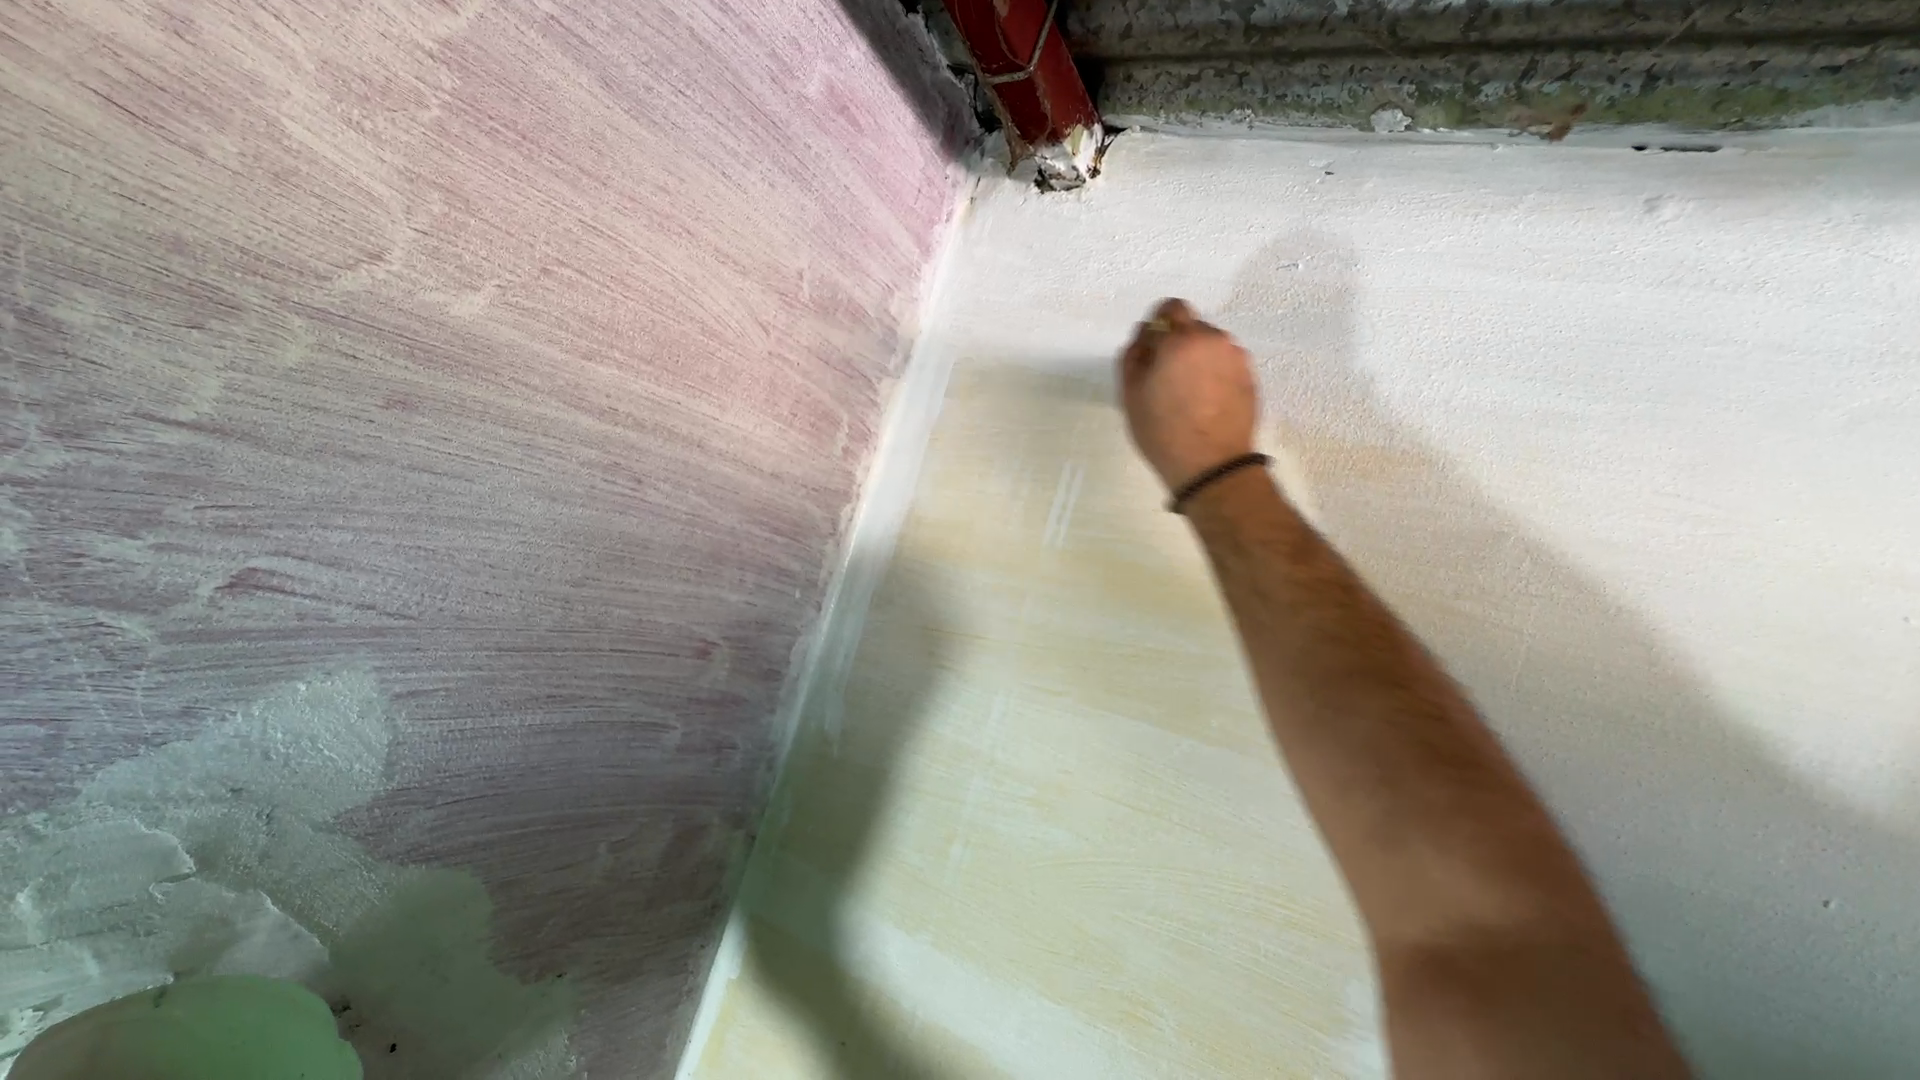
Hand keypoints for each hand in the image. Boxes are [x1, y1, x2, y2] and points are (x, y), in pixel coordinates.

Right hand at [1119, 298, 1259, 491]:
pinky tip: (1207, 401)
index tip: (1151, 349)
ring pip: (1211, 345)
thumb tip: (1143, 337)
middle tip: (1167, 376)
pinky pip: (1226, 363)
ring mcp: (1236, 357)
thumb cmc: (1163, 431)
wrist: (1212, 465)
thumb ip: (1133, 356)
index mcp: (1181, 340)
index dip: (1158, 325)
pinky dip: (1215, 373)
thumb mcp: (1131, 395)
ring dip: (1198, 358)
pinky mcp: (1250, 376)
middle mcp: (1213, 340)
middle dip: (1178, 342)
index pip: (1170, 308)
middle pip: (1192, 326)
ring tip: (1189, 393)